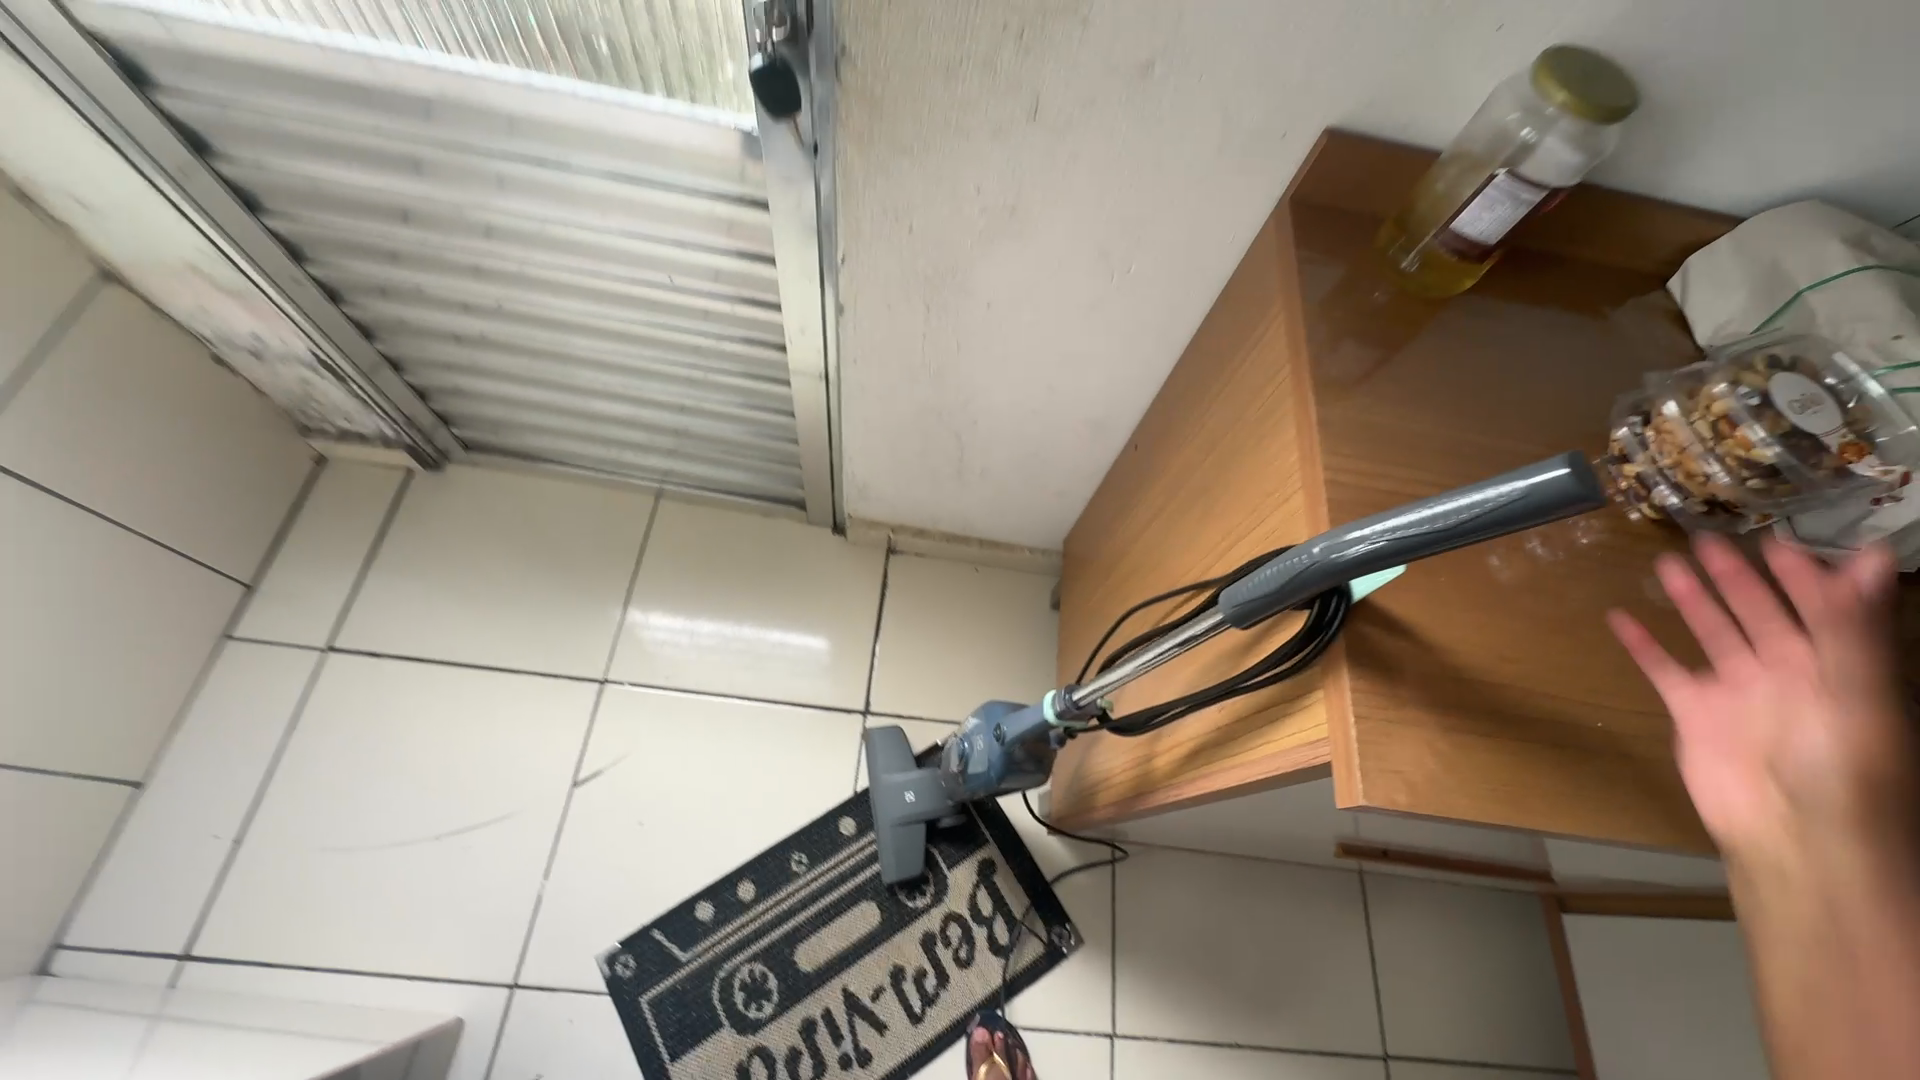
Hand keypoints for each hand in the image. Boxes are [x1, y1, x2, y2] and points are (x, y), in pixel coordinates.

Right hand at [1608, 534, 1911, 861]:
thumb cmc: (1843, 766)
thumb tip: (1870, 556)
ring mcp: (1736, 692)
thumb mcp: (1861, 692)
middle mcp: (1787, 672)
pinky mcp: (1692, 711)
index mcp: (1836, 665)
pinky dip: (1642, 644)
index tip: (1773, 538)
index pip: (1819, 606)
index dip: (1800, 573)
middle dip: (1735, 575)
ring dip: (1690, 598)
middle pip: (1758, 612)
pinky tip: (1619, 618)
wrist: (1794, 835)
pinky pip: (1663, 669)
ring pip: (1710, 631)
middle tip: (1704, 538)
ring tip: (1664, 563)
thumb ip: (1854, 626)